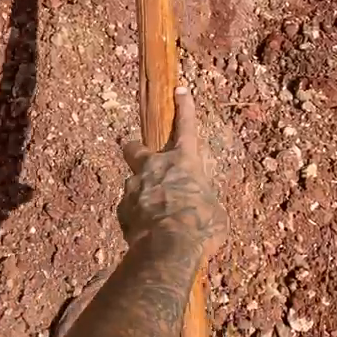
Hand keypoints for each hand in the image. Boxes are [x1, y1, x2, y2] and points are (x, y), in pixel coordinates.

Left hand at [119, 86, 226, 254]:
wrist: (168, 248)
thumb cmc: (201, 227)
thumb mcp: (214, 211)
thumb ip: (202, 200)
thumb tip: (199, 206)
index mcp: (184, 161)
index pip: (186, 126)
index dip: (184, 107)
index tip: (179, 89)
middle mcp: (155, 167)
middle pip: (135, 148)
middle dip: (136, 150)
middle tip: (142, 161)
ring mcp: (134, 186)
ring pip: (133, 184)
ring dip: (142, 195)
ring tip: (156, 218)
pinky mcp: (122, 209)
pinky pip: (129, 210)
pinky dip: (137, 218)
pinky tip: (148, 234)